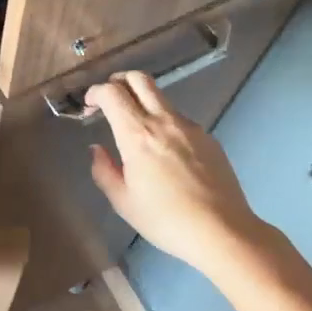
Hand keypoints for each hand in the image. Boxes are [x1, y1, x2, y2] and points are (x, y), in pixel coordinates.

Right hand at [86, 72, 266, 272]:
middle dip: (119, 80)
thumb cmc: (166, 220)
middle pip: (139, 79)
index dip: (95, 92)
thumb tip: (97, 149)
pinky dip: (165, 123)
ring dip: (143, 102)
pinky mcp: (208, 137)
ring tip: (137, 130)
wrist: (222, 231)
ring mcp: (190, 127)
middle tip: (110, 99)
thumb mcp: (123, 202)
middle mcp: (164, 121)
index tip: (89, 105)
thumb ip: (104, 170)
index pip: (112, 93)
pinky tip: (166, 153)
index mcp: (137, 135)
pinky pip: (180, 120)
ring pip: (161, 98)